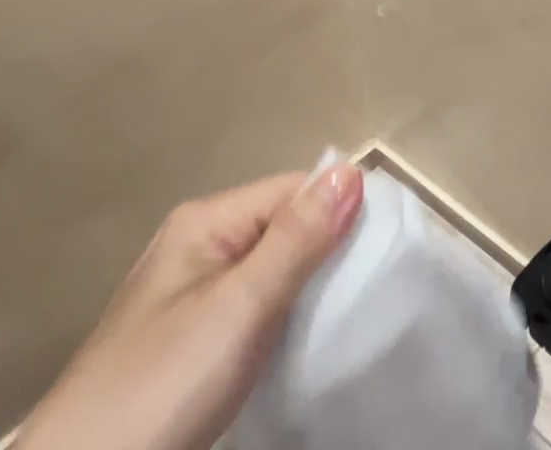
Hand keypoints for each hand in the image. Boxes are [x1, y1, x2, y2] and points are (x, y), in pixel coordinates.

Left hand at [14, 165, 364, 449]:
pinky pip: (259, 305)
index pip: (296, 189)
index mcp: (207, 222)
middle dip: (330, 250)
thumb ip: (298, 237)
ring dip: (312, 287)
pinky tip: (307, 340)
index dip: (342, 211)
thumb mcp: (241, 304)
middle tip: (371, 289)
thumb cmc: (166, 380)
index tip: (384, 251)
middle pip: (287, 226)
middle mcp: (200, 245)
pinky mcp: (196, 337)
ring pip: (276, 269)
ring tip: (348, 314)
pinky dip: (288, 316)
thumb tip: (351, 169)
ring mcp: (194, 293)